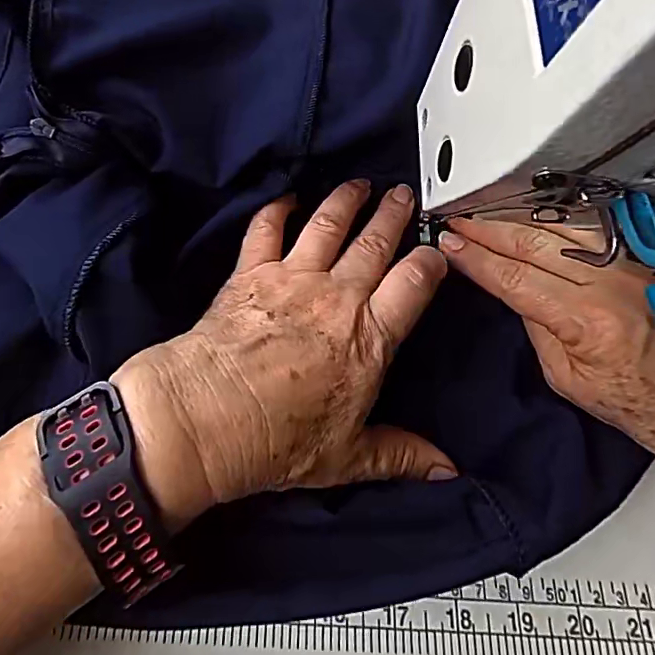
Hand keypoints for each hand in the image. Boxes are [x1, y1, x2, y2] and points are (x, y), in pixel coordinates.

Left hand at [115, 181, 456, 528]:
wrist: (208, 416)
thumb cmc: (278, 440)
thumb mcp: (348, 457)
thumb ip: (400, 454)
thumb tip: (446, 469)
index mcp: (369, 338)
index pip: (414, 285)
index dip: (429, 262)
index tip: (435, 251)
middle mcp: (335, 298)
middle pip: (374, 244)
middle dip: (393, 216)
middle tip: (404, 195)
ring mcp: (290, 280)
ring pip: (327, 226)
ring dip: (345, 202)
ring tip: (359, 185)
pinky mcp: (249, 273)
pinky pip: (266, 230)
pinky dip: (276, 209)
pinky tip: (285, 198)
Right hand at [435, 216, 654, 501]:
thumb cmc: (650, 406)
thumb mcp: (567, 378)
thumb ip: (537, 327)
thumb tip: (513, 293)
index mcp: (590, 321)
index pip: (513, 276)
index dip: (475, 258)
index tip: (450, 244)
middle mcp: (615, 287)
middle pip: (533, 243)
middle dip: (487, 230)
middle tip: (457, 221)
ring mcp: (635, 271)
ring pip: (561, 228)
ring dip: (516, 218)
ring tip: (484, 214)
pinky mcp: (645, 266)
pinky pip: (589, 232)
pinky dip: (552, 220)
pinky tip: (532, 217)